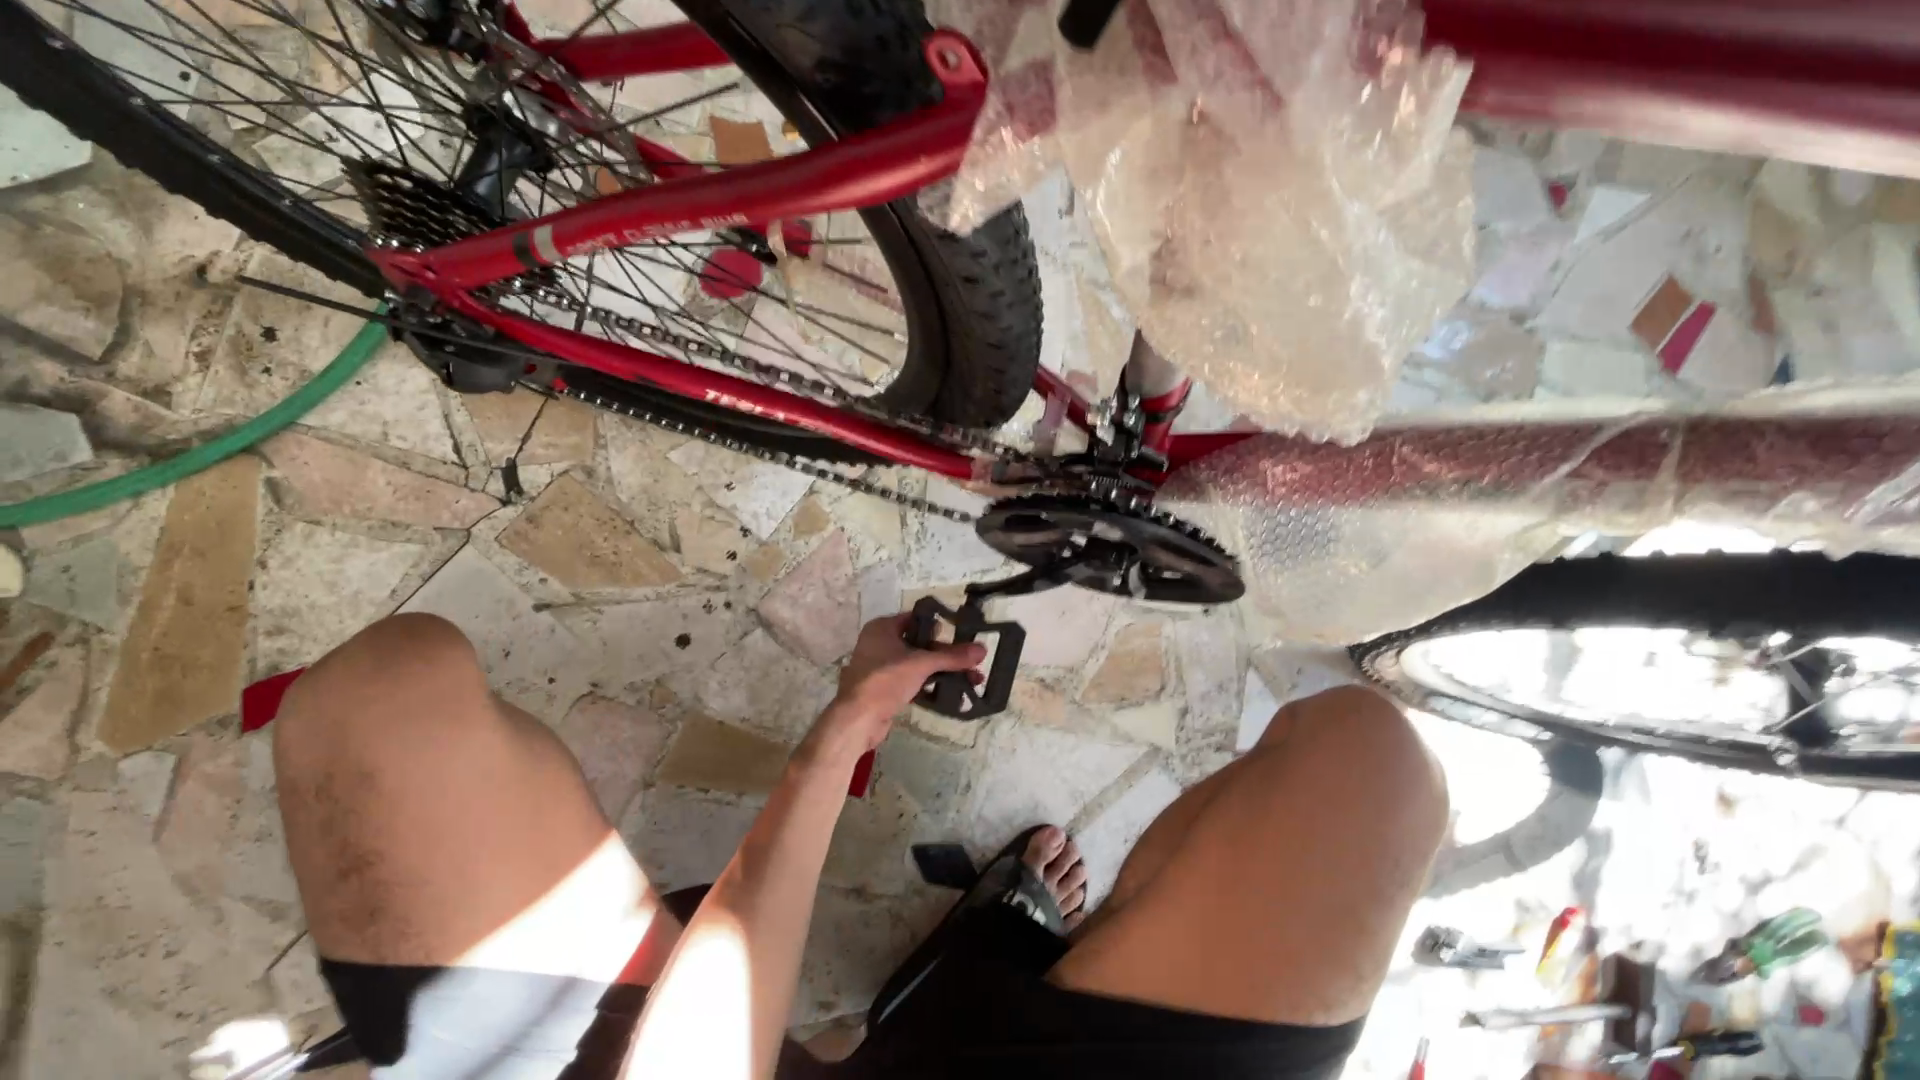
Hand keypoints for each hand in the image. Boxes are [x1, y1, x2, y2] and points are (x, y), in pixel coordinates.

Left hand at [805, 613, 985, 760]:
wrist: (858, 719)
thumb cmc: (886, 680)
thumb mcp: (922, 664)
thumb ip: (952, 657)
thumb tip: (982, 650)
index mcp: (882, 628)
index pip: (916, 619)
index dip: (939, 626)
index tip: (963, 634)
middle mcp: (879, 643)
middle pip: (919, 643)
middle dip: (946, 654)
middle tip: (972, 661)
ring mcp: (881, 667)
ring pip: (917, 664)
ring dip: (942, 671)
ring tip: (970, 679)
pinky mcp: (885, 688)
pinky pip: (912, 680)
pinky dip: (930, 684)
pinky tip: (952, 691)